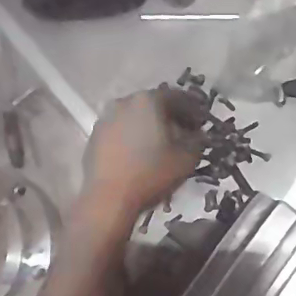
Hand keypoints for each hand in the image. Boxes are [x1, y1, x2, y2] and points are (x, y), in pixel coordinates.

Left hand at [81, 88, 204, 220]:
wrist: (108, 198)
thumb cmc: (151, 173)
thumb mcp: (187, 158)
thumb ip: (198, 140)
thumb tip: (198, 135)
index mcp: (148, 100)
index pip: (178, 97)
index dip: (194, 111)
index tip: (201, 126)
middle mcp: (124, 101)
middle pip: (154, 104)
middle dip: (171, 117)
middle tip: (183, 135)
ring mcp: (105, 118)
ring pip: (135, 117)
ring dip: (150, 127)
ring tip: (160, 147)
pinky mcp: (94, 136)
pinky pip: (121, 130)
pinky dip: (133, 137)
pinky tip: (139, 155)